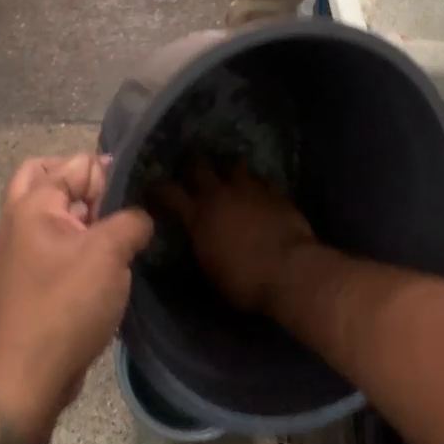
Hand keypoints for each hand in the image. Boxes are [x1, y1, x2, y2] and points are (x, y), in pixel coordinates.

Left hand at [0, 154, 153, 438]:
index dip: (110, 176)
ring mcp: (18, 252)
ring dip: (81, 214)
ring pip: (51, 212)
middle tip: (114, 205)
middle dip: (85, 183)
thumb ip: (133, 220)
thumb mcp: (110, 254)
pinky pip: (52, 243)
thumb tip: (141, 217)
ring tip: (116, 236)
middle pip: (48, 177)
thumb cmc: (66, 306)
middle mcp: (17, 221)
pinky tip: (106, 265)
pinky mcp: (26, 280)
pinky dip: (76, 242)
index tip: (136, 200)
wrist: (24, 381)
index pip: (76, 163)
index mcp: (32, 204)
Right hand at [154, 164, 318, 312]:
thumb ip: (200, 245)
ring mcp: (249, 188)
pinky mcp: (274, 190)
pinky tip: (256, 188)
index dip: (158, 186)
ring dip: (227, 167)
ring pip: (233, 164)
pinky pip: (259, 178)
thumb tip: (196, 239)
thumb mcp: (210, 270)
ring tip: (227, 171)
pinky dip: (254, 181)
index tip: (153, 185)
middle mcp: (220, 194)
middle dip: (191, 163)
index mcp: (198, 216)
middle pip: (199, 166)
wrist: (289, 269)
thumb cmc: (244, 280)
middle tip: (189, 163)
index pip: (168, 192)